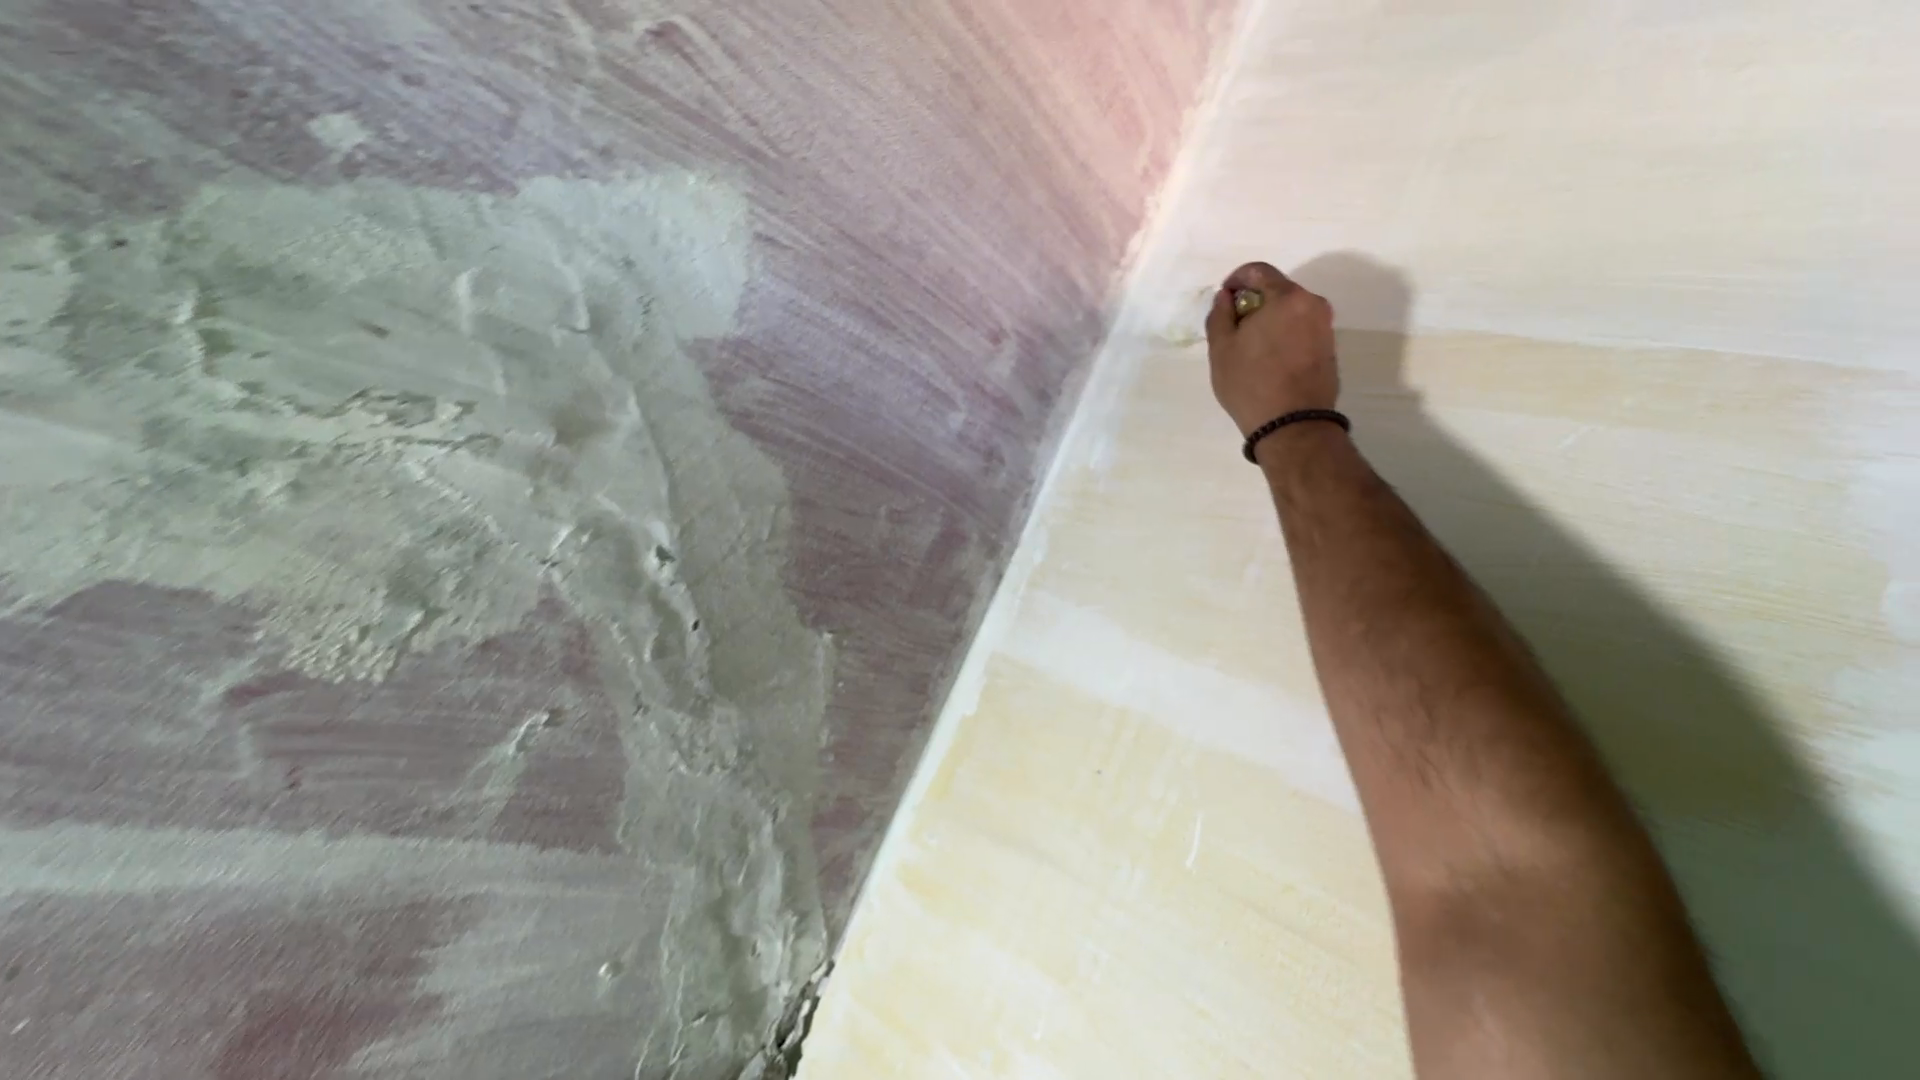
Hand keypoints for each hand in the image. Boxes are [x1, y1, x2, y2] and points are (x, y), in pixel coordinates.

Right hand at [1205, 262, 1339, 436]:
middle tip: (1234, 328)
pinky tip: (1269, 360)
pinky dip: (1284, 335)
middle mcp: (1312, 304)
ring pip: (1290, 311)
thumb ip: (1220, 315)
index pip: (1258, 271)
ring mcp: (1325, 327)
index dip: (1236, 280)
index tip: (1223, 299)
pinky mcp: (1329, 348)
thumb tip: (1226, 298)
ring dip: (1269, 320)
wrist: (1293, 425)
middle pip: (1277, 290)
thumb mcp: (1221, 349)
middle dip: (1254, 303)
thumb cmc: (1251, 384)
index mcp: (1287, 297)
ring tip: (1250, 348)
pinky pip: (1301, 330)